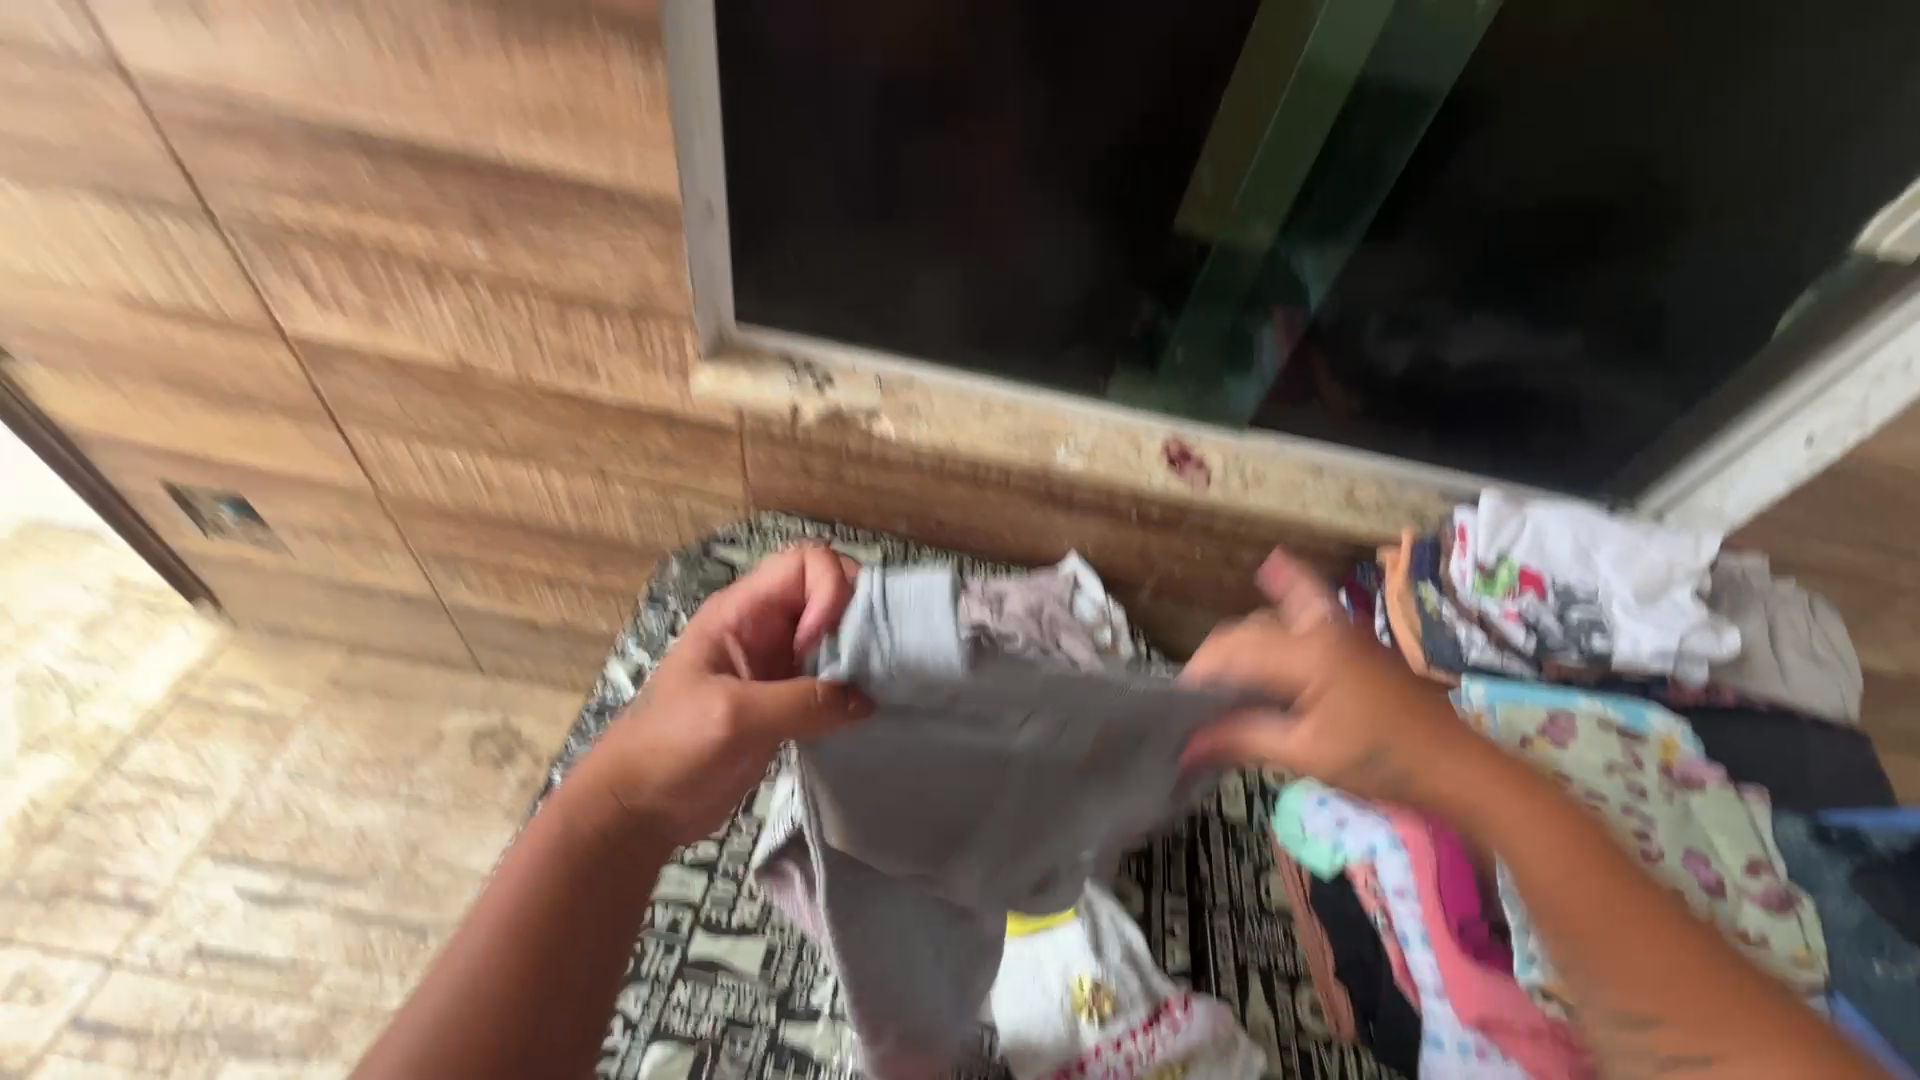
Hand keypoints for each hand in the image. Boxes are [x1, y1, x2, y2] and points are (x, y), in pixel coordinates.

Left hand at [579, 543, 873, 843]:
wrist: (641, 807)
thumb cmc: (671, 749)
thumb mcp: (733, 718)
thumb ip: (802, 703)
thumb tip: (866, 700)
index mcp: (741, 610)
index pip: (805, 562)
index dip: (828, 589)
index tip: (822, 641)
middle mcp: (765, 625)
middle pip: (830, 589)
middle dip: (855, 615)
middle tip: (864, 662)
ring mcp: (779, 661)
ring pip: (837, 631)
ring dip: (860, 651)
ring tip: (871, 686)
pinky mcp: (788, 697)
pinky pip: (833, 673)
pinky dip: (854, 683)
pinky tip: (860, 709)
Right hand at [1179, 548, 1496, 808]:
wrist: (1457, 766)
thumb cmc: (1383, 762)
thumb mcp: (1306, 755)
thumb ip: (1241, 738)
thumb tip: (1185, 746)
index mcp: (1306, 654)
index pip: (1231, 652)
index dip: (1199, 678)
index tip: (1181, 710)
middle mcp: (1318, 627)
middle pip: (1244, 634)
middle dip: (1216, 665)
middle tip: (1201, 707)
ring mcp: (1338, 627)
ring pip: (1269, 622)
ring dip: (1242, 645)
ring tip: (1226, 684)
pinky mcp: (1351, 636)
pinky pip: (1310, 603)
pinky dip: (1287, 587)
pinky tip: (1271, 566)